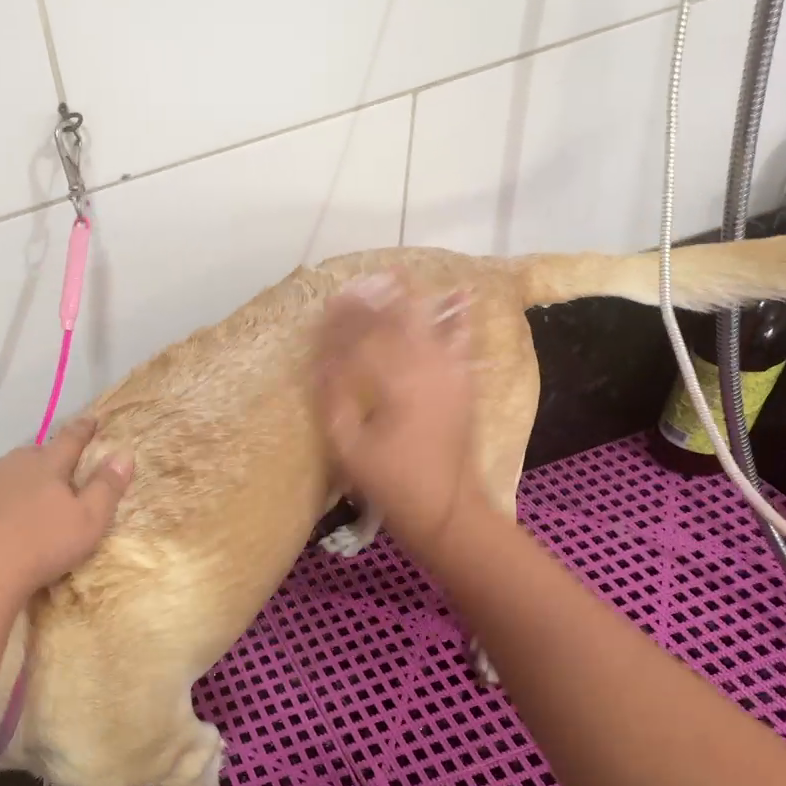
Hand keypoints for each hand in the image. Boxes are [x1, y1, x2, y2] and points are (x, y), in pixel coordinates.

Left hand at [0, 419, 133, 606]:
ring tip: (2, 509)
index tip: (90, 419)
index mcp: (44, 469)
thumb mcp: (87, 525)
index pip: (69, 442)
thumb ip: (106, 489)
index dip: (82, 430)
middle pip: (27, 456)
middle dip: (39, 459)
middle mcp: (5, 465)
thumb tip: (124, 454)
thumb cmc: (37, 551)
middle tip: (45, 469)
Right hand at [314, 275, 484, 559]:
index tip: (327, 302)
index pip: (361, 338)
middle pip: (396, 322)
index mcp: (392, 382)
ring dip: (410, 300)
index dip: (342, 319)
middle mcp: (425, 368)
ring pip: (429, 324)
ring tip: (397, 276)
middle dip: (376, 299)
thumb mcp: (347, 445)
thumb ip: (334, 397)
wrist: (446, 509)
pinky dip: (458, 317)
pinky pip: (461, 341)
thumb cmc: (389, 481)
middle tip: (359, 282)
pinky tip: (459, 296)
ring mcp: (450, 374)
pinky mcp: (464, 384)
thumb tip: (322, 359)